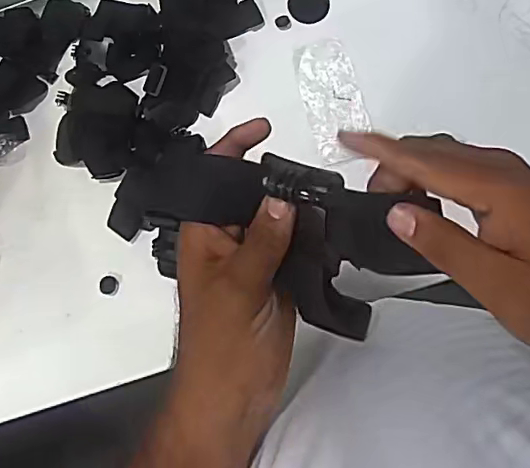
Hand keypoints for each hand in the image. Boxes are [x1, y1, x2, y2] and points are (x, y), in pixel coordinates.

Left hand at [134, 118, 296, 467]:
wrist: (232, 402)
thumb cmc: (213, 351)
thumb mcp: (238, 287)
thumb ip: (261, 241)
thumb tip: (279, 199)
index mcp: (204, 230)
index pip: (215, 174)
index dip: (235, 145)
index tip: (261, 127)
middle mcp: (228, 238)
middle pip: (252, 192)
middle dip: (275, 179)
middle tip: (302, 173)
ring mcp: (254, 258)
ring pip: (278, 217)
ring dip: (297, 210)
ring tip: (316, 204)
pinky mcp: (277, 277)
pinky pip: (295, 245)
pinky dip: (311, 239)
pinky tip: (324, 238)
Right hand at [339, 131, 529, 360]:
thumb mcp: (501, 288)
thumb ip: (443, 245)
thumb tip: (397, 212)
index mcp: (495, 188)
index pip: (422, 159)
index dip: (379, 148)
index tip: (346, 137)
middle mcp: (500, 168)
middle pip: (429, 151)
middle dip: (392, 167)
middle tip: (374, 203)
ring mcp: (509, 171)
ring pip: (443, 154)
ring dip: (412, 170)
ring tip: (395, 204)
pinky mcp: (513, 181)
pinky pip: (459, 162)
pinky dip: (432, 172)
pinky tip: (427, 199)